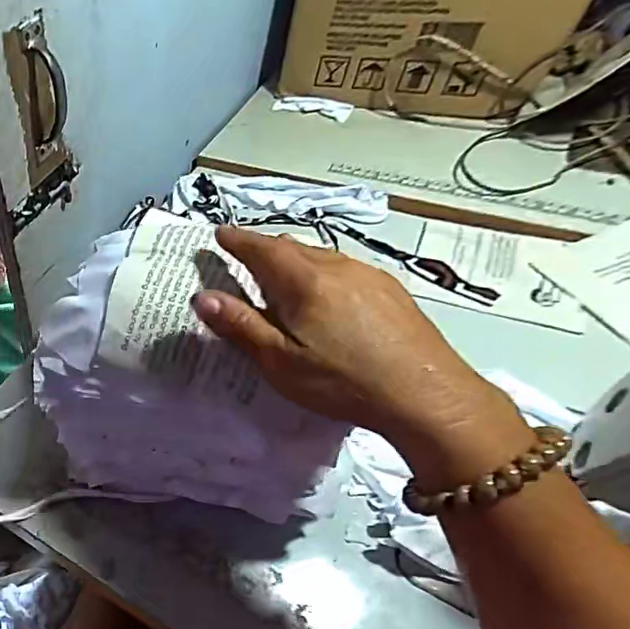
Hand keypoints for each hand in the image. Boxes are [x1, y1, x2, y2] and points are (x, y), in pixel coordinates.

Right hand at [192, 227, 533, 487]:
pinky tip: (327, 300)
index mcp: (304, 282)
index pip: (262, 249)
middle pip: (292, 248)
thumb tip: (204, 296)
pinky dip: (323, 275)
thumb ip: (242, 326)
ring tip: (282, 280)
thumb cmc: (344, 381)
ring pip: (321, 258)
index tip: (220, 234)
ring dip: (296, 263)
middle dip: (265, 250)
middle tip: (245, 260)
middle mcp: (337, 268)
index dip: (238, 240)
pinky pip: (345, 270)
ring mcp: (369, 276)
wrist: (425, 394)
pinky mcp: (391, 291)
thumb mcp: (281, 362)